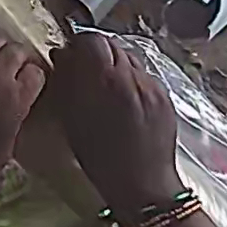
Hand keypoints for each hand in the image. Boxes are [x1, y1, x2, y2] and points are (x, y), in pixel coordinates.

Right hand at [52, 33, 180, 218]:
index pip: (91, 40)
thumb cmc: (100, 157)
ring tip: (107, 82)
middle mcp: (130, 76)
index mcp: (103, 80)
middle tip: (87, 67)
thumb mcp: (72, 119)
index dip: (79, 43)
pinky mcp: (164, 95)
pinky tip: (125, 97)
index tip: (71, 54)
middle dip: (96, 51)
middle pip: (111, 44)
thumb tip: (61, 54)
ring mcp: (150, 84)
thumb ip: (66, 81)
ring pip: (129, 57)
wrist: (143, 186)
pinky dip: (131, 78)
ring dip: (115, 62)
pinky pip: (143, 74)